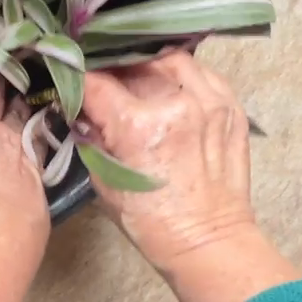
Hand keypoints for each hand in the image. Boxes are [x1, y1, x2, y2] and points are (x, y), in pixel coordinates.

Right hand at [80, 52, 257, 270]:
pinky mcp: (230, 106)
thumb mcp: (104, 181)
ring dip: (145, 67)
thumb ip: (91, 138)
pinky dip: (178, 75)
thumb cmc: (150, 222)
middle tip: (101, 83)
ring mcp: (209, 101)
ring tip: (134, 81)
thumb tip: (83, 111)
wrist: (208, 242)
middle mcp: (176, 103)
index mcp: (138, 126)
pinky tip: (167, 90)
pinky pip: (200, 72)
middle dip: (111, 72)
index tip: (71, 84)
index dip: (78, 81)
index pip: (96, 83)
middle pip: (132, 64)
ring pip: (168, 59)